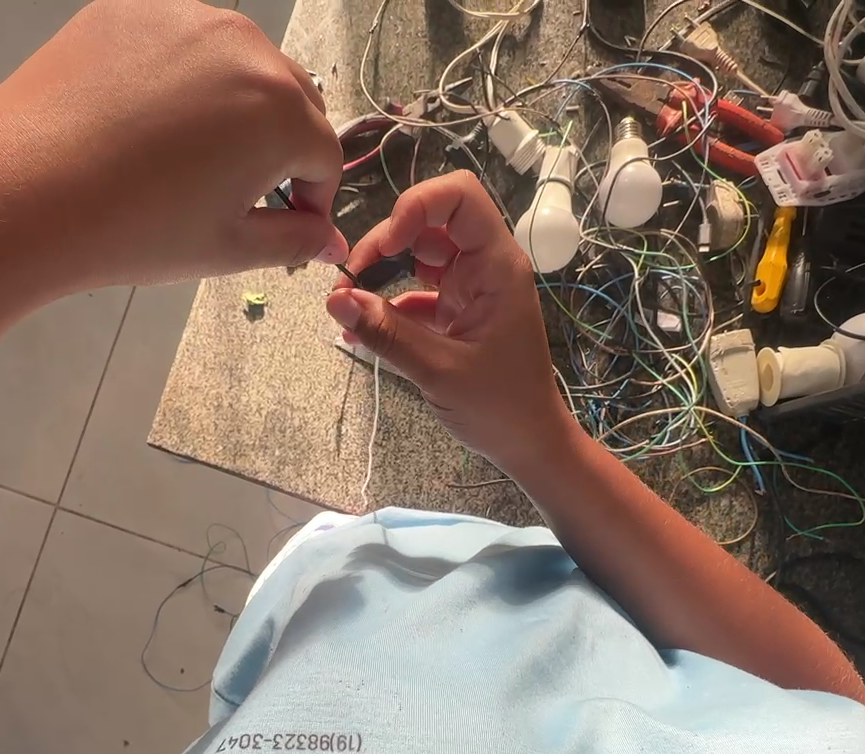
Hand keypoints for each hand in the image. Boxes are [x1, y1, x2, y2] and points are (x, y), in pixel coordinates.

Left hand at [0, 0, 345, 297]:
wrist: (26, 189)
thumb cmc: (141, 230)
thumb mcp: (232, 249)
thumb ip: (296, 240)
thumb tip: (331, 243)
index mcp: (280, 113)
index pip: (325, 155)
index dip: (315, 199)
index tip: (290, 228)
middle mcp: (246, 49)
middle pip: (296, 100)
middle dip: (289, 149)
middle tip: (252, 193)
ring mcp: (188, 17)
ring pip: (247, 65)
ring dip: (248, 110)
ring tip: (205, 157)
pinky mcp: (135, 8)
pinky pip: (192, 44)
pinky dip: (196, 81)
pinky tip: (159, 123)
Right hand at [325, 172, 581, 473]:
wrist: (529, 444)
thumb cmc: (499, 408)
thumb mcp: (439, 370)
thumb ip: (387, 333)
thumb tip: (335, 299)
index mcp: (496, 266)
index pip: (458, 198)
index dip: (415, 205)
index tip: (383, 246)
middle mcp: (484, 268)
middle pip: (429, 224)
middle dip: (385, 244)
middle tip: (350, 283)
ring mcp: (470, 291)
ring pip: (419, 258)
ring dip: (381, 275)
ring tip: (347, 306)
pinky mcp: (457, 316)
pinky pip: (417, 296)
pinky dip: (389, 309)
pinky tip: (359, 330)